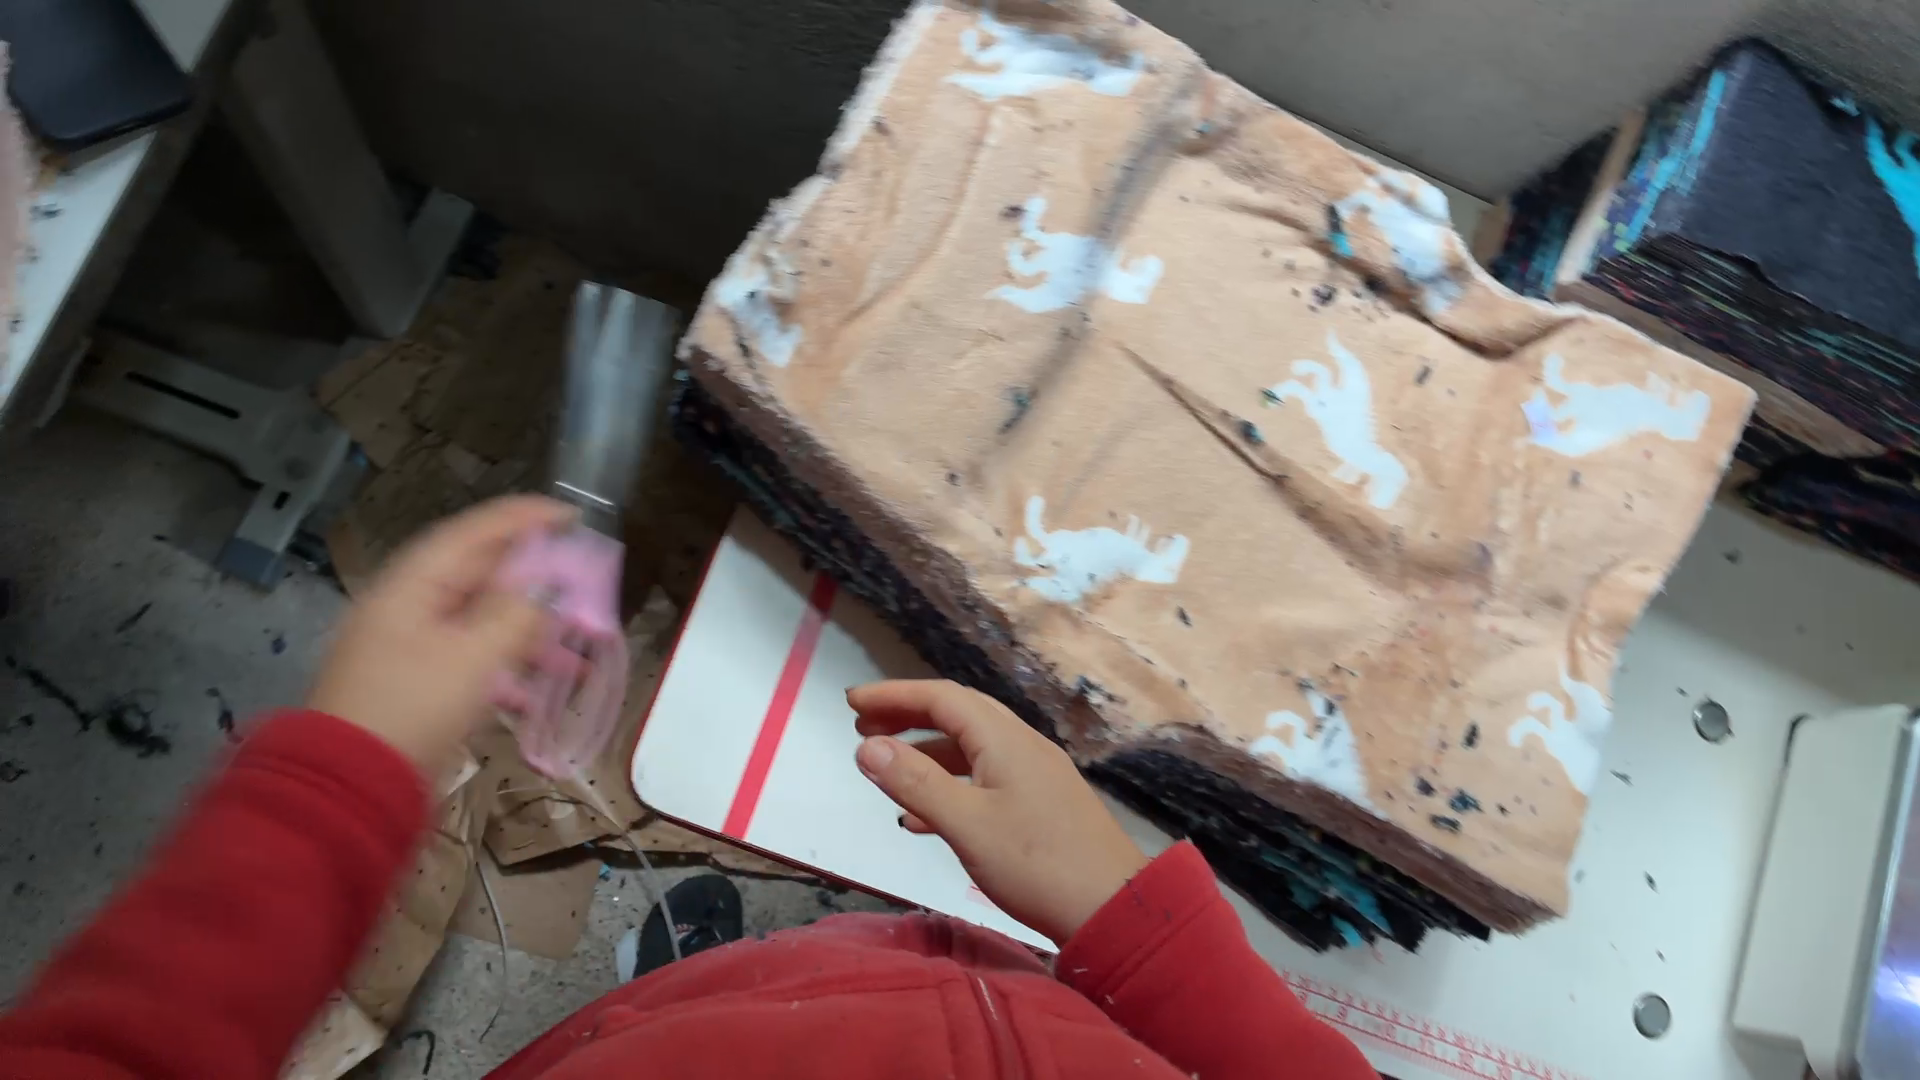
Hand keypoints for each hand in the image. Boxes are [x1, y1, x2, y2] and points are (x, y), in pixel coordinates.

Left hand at [308, 496, 573, 775]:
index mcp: (413, 588)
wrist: (354, 786)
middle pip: (485, 574)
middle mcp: (415, 607)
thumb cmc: (412, 708)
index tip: (571, 516)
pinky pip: (486, 651)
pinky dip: (521, 656)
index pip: (473, 535)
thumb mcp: (472, 655)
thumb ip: (517, 612)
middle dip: (540, 575)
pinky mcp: (432, 678)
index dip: (524, 519)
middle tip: (586, 576)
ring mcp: (421, 644)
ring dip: (538, 622)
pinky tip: (553, 676)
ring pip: (491, 615)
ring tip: (582, 635)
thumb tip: (551, 583)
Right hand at [850, 679, 1149, 945]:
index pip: (940, 697)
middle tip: (863, 728)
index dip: (893, 694)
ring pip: (969, 747)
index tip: (852, 702)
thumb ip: (916, 783)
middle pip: (956, 714)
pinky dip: (949, 784)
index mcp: (1002, 738)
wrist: (1114, 908)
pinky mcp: (1039, 800)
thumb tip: (866, 747)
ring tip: (886, 768)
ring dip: (926, 752)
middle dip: (907, 716)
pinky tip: (922, 817)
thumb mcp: (967, 824)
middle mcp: (1019, 743)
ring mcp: (1032, 771)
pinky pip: (983, 777)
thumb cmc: (1036, 863)